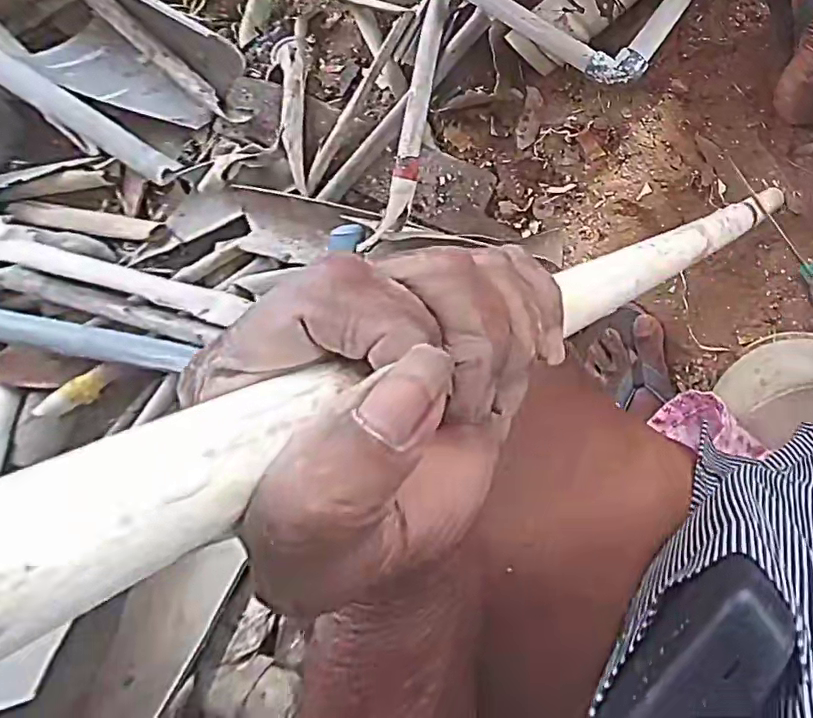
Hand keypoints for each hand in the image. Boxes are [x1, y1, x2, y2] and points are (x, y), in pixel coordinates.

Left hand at [194, 248, 563, 616]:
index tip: (424, 400)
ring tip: (484, 396)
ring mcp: (411, 303)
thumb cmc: (339, 541)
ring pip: (484, 270)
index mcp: (271, 355)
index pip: (341, 290)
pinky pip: (515, 272)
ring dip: (511, 341)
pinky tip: (529, 354)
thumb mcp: (318, 543)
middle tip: (460, 411)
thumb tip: (408, 388)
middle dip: (474, 349)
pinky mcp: (463, 307)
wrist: (392, 534)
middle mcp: (343, 314)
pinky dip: (541, 311)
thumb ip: (343, 476)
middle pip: (436, 273)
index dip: (399, 336)